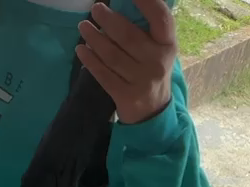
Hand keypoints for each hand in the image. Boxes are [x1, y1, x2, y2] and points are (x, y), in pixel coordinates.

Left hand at [76, 0, 176, 124]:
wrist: (152, 113)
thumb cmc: (151, 71)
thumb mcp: (158, 49)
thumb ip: (146, 30)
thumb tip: (117, 7)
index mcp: (168, 45)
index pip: (160, 17)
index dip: (146, 1)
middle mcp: (157, 62)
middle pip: (128, 37)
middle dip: (109, 20)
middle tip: (95, 9)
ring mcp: (142, 82)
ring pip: (113, 56)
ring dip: (94, 39)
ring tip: (83, 27)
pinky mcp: (126, 96)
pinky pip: (104, 75)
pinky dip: (90, 61)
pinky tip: (81, 50)